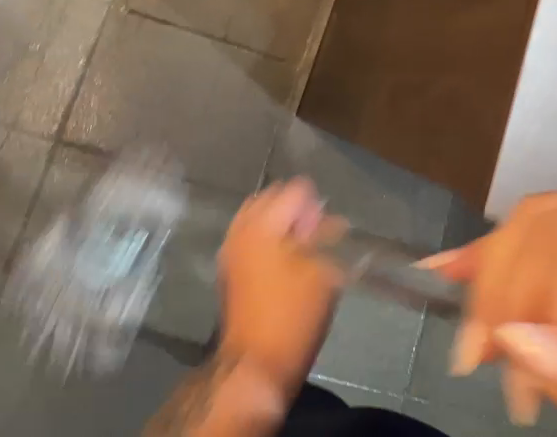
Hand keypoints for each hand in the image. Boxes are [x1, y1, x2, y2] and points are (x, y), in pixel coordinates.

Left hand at [215, 178, 343, 396]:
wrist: (255, 365)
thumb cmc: (293, 318)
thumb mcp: (322, 274)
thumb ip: (325, 238)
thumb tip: (328, 221)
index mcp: (264, 224)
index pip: (295, 190)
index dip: (316, 206)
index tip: (326, 231)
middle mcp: (242, 229)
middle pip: (271, 198)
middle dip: (295, 211)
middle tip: (315, 237)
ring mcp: (230, 249)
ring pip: (258, 217)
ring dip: (279, 225)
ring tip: (300, 251)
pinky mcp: (228, 269)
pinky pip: (249, 237)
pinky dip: (266, 240)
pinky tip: (283, 264)